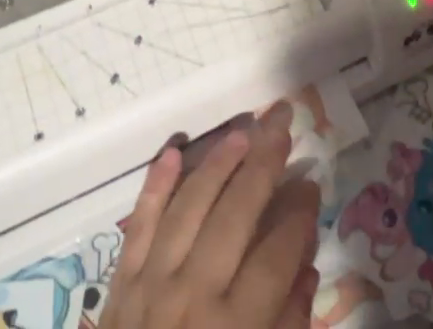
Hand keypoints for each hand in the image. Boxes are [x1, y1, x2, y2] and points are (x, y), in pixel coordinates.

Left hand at [102, 102, 321, 328]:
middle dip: (263, 165)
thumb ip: (286, 326)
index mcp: (235, 326)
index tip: (311, 183)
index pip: (276, 254)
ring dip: (217, 164)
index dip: (298, 214)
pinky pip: (139, 224)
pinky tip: (172, 152)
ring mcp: (152, 284)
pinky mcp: (120, 283)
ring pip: (189, 207)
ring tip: (242, 131)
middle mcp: (194, 295)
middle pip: (235, 215)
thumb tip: (305, 270)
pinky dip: (155, 186)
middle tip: (283, 124)